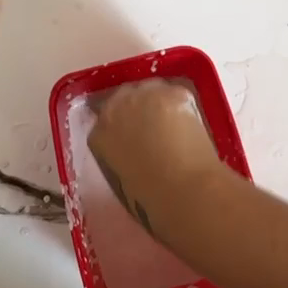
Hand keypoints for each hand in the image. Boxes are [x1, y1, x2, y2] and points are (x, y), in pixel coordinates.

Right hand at [88, 80, 233, 234]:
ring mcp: (145, 94)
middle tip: (152, 125)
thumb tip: (132, 149)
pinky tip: (188, 122)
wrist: (182, 190)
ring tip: (171, 122)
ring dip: (156, 101)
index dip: (120, 126)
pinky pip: (175, 93)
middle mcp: (116, 106)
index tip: (131, 135)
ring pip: (149, 89)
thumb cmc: (150, 198)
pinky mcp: (173, 91)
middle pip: (123, 96)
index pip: (103, 120)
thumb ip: (118, 155)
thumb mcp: (120, 177)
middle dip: (135, 108)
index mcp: (98, 134)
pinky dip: (181, 105)